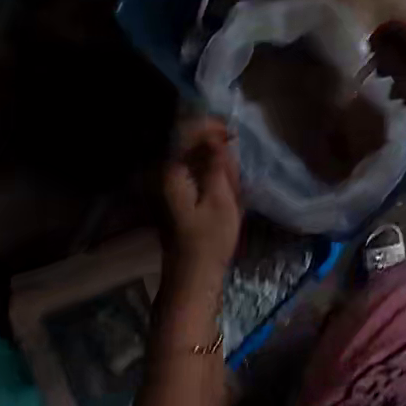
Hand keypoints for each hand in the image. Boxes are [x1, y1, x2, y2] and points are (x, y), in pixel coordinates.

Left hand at [162, 116, 241, 279]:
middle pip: (195, 147)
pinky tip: (229, 199)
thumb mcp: (221, 199)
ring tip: (233, 194)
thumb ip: (217, 165)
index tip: (233, 132)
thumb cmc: (209, 241)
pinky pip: (201, 178)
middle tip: (235, 179)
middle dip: (219, 156)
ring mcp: (175, 187)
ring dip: (220, 171)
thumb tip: (217, 138)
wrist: (193, 278)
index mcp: (174, 173)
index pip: (188, 134)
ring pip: (201, 163)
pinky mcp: (183, 199)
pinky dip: (217, 182)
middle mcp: (169, 175)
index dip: (211, 127)